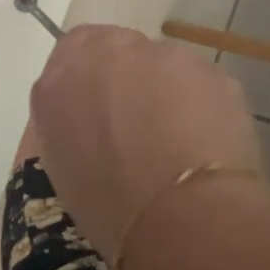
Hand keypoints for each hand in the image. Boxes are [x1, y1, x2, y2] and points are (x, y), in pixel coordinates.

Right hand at [29, 26, 264, 260]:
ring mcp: (161, 55)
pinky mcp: (208, 70)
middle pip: (116, 50)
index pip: (69, 55)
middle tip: (137, 124)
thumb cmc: (109, 206)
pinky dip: (200, 105)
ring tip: (177, 140)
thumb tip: (84, 113)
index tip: (98, 110)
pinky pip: (198, 82)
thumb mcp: (62, 161)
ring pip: (160, 64)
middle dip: (125, 78)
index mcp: (61, 76)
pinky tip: (205, 144)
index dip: (88, 81)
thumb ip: (65, 118)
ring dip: (164, 90)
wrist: (183, 219)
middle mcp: (107, 51)